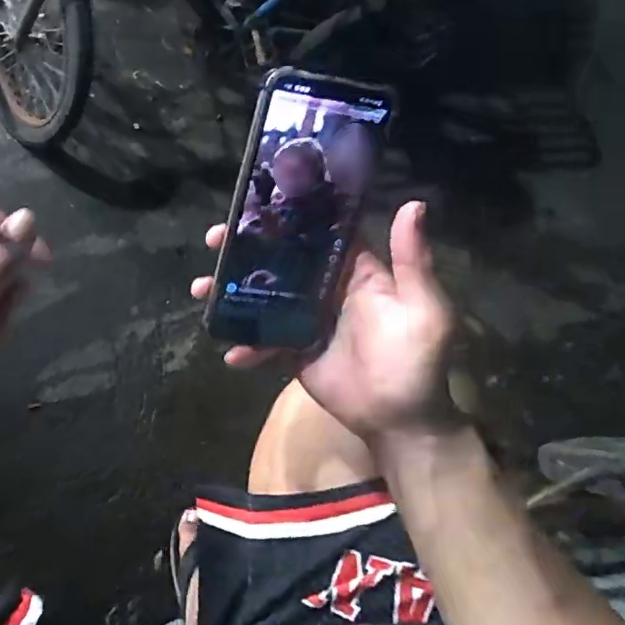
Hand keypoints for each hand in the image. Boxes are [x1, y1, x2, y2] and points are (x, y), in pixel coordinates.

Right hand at [190, 200, 453, 442]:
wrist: (399, 420)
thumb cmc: (417, 360)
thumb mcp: (423, 307)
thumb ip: (412, 260)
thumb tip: (413, 203)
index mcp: (352, 271)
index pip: (314, 234)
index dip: (284, 217)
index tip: (251, 207)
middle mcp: (322, 289)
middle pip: (276, 261)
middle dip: (241, 249)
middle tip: (213, 242)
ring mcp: (302, 319)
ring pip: (259, 296)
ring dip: (228, 292)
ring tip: (201, 291)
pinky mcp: (290, 349)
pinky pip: (261, 340)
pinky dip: (244, 345)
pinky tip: (232, 352)